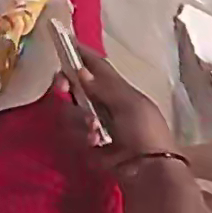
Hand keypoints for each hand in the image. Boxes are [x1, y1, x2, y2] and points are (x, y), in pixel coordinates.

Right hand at [62, 44, 177, 166]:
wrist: (149, 172)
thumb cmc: (145, 132)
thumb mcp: (130, 104)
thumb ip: (103, 87)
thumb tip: (78, 70)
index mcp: (118, 89)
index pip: (96, 66)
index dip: (81, 53)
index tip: (64, 40)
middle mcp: (103, 103)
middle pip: (74, 85)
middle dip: (66, 85)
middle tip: (62, 88)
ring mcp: (94, 124)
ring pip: (70, 109)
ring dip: (79, 118)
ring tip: (94, 132)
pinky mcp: (86, 143)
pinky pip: (72, 132)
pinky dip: (82, 136)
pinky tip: (95, 144)